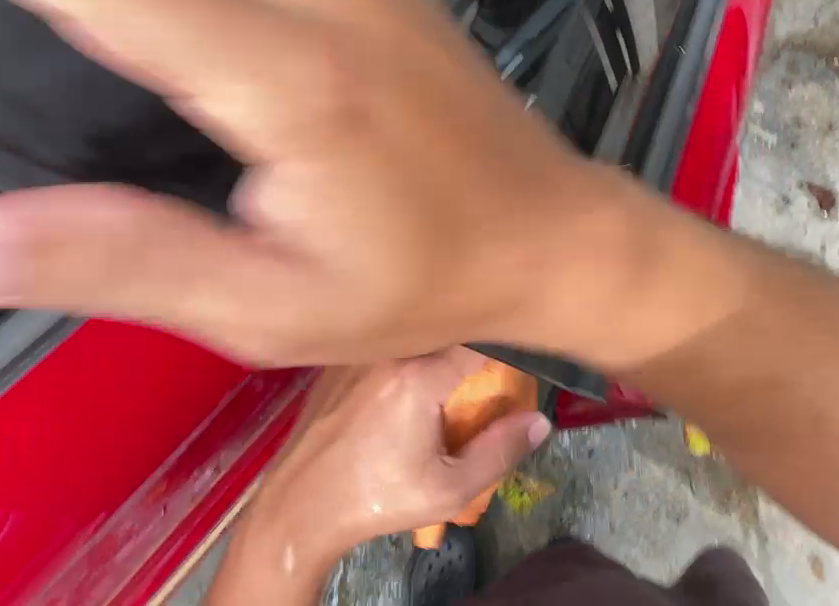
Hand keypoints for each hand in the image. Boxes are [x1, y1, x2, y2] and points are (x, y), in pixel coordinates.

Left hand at [207, 349, 548, 605]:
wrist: (299, 507)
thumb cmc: (377, 498)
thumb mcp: (448, 489)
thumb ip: (499, 452)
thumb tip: (538, 421)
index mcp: (419, 375)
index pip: (478, 339)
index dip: (501, 345)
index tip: (515, 359)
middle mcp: (389, 350)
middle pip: (444, 331)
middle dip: (467, 346)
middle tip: (478, 374)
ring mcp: (358, 350)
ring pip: (410, 335)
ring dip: (431, 348)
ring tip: (439, 379)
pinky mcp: (337, 359)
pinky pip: (381, 344)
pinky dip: (398, 355)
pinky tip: (395, 387)